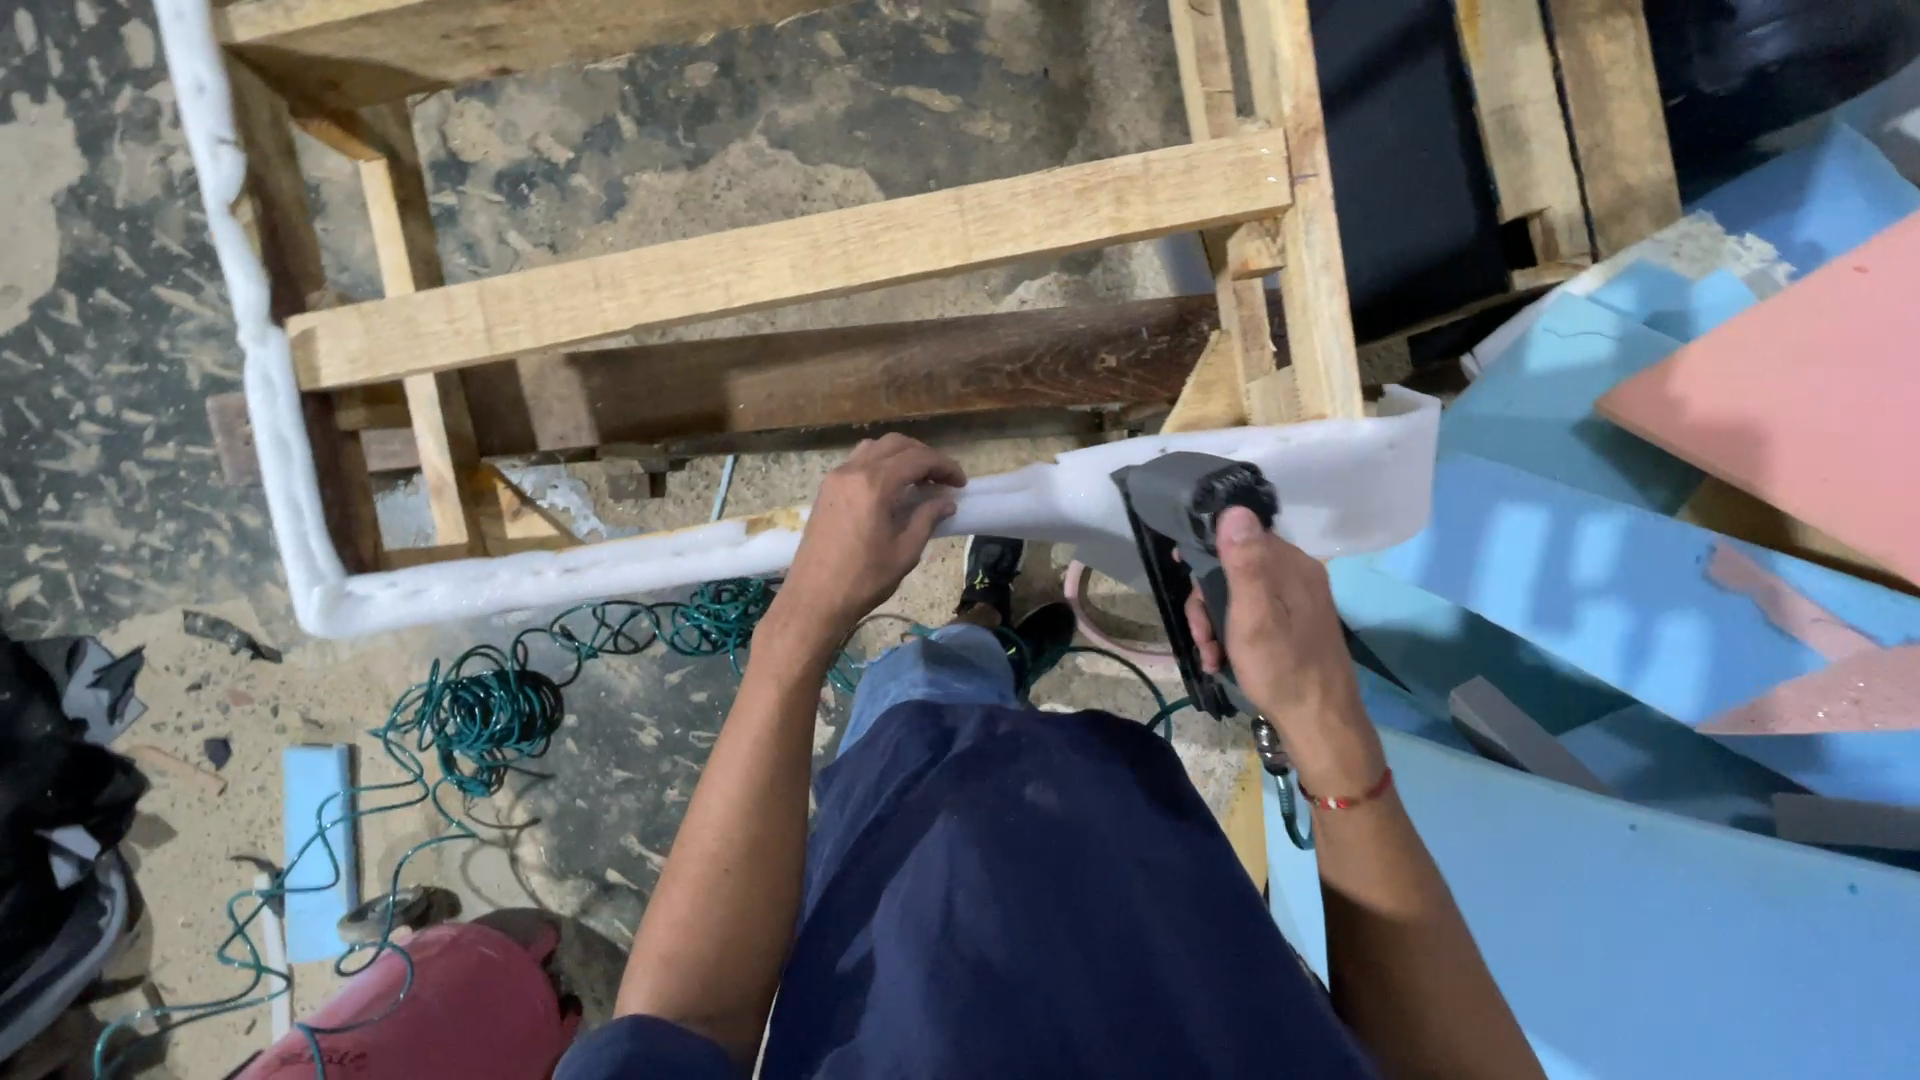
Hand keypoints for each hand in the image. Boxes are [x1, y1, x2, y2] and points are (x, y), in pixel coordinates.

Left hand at [778, 434, 965, 637]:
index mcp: (874, 485)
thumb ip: (927, 519)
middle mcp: (852, 471)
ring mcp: (835, 478)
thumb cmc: (863, 580)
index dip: (944, 466)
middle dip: (924, 456)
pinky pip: (857, 462)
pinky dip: (879, 464)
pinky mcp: (826, 490)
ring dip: (900, 456)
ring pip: (874, 448)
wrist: (814, 599)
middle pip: (896, 444)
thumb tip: (946, 502)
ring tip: (918, 480)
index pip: (918, 459)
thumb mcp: (905, 551)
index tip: (961, 483)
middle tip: (942, 479)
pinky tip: (891, 488)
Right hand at [1186, 506, 1385, 794]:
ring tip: (1209, 653)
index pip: (1240, 535)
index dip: (1207, 554)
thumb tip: (1234, 509)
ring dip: (1214, 622)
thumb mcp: (1254, 615)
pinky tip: (1222, 660)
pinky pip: (1253, 615)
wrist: (1319, 724)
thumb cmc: (1282, 669)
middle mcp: (1298, 576)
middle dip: (1207, 599)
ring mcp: (1298, 602)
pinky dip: (1232, 635)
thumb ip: (1244, 563)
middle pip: (1236, 567)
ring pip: (1239, 595)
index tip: (1184, 576)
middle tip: (1201, 634)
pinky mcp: (1294, 626)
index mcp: (1292, 566)